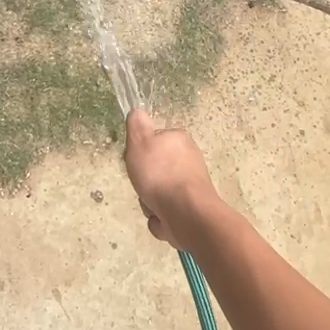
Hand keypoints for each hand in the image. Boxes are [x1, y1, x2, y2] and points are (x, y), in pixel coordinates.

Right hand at [124, 109, 220, 247]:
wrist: (186, 214)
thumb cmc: (160, 174)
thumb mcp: (140, 141)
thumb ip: (137, 124)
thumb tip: (138, 111)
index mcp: (179, 140)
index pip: (155, 141)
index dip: (141, 152)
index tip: (137, 161)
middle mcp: (190, 160)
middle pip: (157, 169)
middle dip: (146, 181)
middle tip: (143, 184)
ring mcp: (192, 186)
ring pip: (160, 192)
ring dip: (151, 201)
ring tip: (153, 204)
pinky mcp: (192, 209)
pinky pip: (167, 211)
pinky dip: (161, 217)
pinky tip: (161, 218)